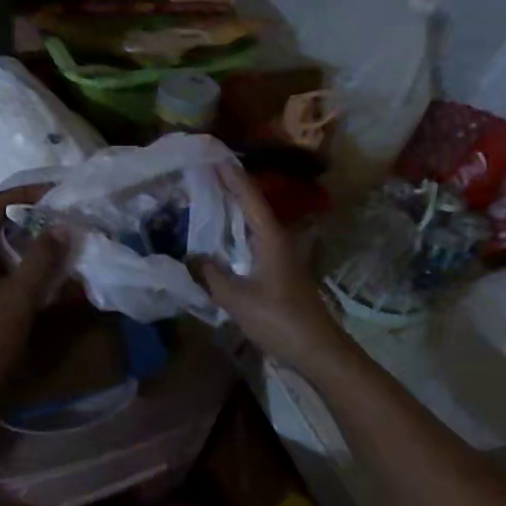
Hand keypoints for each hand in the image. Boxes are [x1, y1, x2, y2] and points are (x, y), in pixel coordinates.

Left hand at [0, 187, 66, 420]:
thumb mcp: (18, 298)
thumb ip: (42, 259)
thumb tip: (63, 226)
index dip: (27, 195)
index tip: (60, 195)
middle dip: (31, 226)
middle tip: (66, 227)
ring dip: (27, 253)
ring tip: (61, 254)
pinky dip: (17, 275)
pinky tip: (42, 285)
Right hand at [194, 166, 354, 375]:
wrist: (315, 348)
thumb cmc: (278, 319)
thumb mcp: (237, 298)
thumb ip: (211, 275)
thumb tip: (190, 256)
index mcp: (271, 237)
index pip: (249, 197)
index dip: (232, 176)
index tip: (213, 156)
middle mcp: (277, 241)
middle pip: (251, 207)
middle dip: (229, 191)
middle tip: (201, 177)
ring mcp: (280, 258)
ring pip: (252, 228)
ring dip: (231, 215)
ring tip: (204, 203)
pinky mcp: (278, 274)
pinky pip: (252, 246)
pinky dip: (234, 238)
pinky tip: (218, 244)